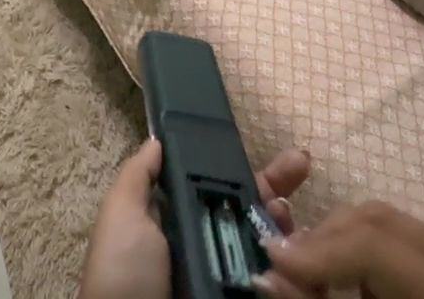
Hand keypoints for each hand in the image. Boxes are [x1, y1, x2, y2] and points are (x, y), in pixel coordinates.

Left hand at [78, 139, 311, 298]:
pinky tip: (300, 257)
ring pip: (275, 253)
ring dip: (288, 231)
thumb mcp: (123, 215)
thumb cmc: (124, 271)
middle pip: (256, 218)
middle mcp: (212, 249)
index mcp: (183, 223)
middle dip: (280, 196)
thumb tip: (157, 139)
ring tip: (290, 219)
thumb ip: (139, 176)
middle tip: (300, 171)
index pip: (225, 191)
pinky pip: (279, 288)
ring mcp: (233, 283)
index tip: (281, 162)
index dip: (252, 176)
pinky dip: (294, 274)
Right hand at [256, 201, 423, 298]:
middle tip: (283, 270)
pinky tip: (348, 286)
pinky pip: (403, 246)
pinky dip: (364, 260)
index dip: (315, 249)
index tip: (268, 262)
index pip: (375, 242)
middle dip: (320, 239)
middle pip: (377, 219)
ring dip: (339, 245)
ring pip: (388, 225)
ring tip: (311, 279)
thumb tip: (268, 278)